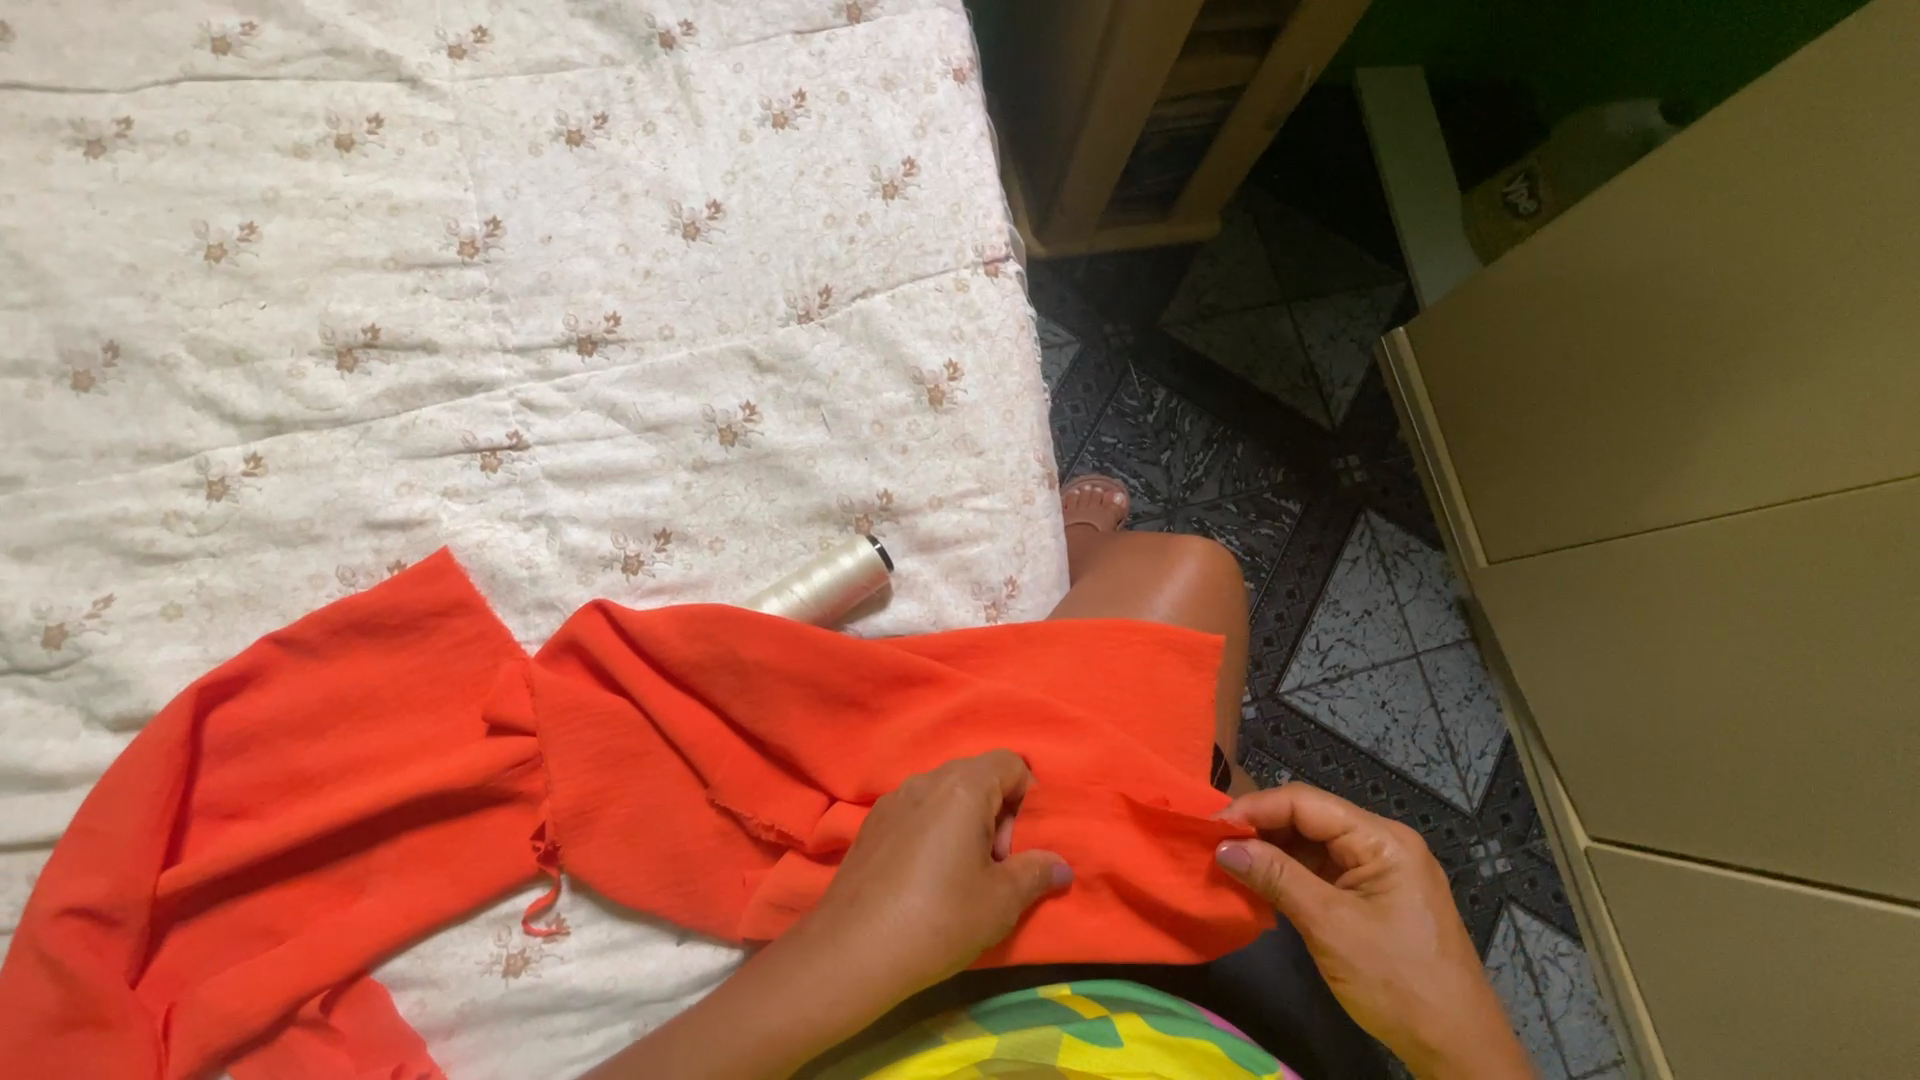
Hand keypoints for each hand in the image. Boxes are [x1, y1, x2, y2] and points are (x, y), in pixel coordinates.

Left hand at [806, 750, 1073, 998]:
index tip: (1021, 845)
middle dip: (997, 814)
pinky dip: (933, 833)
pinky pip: (917, 812)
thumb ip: (1037, 873)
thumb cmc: (940, 918)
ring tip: (961, 877)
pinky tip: (926, 880)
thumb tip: (1061, 865)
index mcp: (963, 787)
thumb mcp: (1002, 901)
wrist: (853, 951)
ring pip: (945, 796)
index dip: (1028, 798)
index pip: (1010, 763)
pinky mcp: (871, 824)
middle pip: (977, 776)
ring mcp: (893, 800)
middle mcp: (926, 780)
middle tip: (995, 866)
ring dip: (964, 824)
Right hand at [1214, 784, 1533, 1079]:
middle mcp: (1381, 843)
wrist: (1459, 1050)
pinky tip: (1258, 882)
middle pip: (1307, 817)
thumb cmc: (1398, 982)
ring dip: (1270, 851)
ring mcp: (1378, 870)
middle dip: (1259, 827)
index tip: (1210, 826)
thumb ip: (1276, 877)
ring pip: (1310, 843)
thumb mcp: (1329, 926)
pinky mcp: (1372, 895)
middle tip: (1213, 844)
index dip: (1254, 808)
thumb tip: (1223, 845)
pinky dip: (1288, 873)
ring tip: (1227, 861)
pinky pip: (1321, 869)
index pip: (1304, 802)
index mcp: (1382, 839)